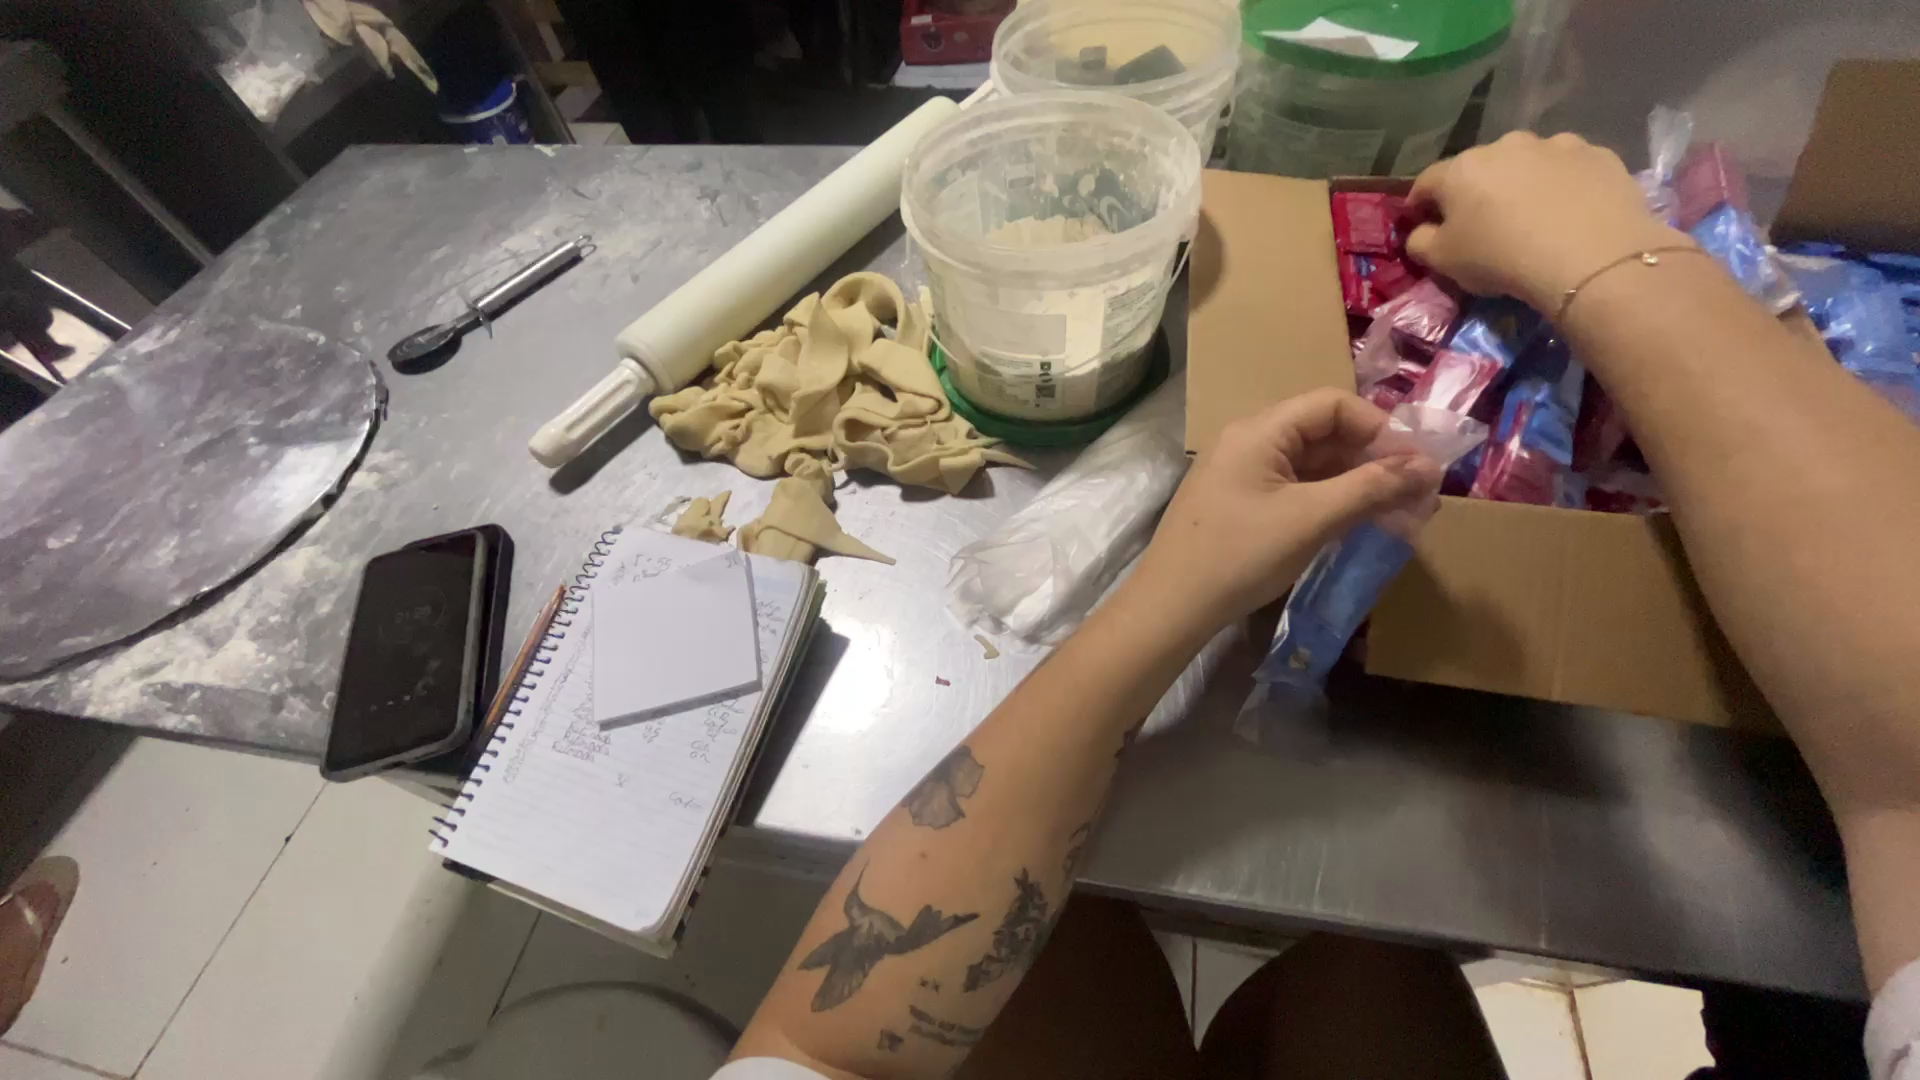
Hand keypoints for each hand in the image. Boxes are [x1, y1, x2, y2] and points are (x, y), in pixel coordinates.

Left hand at [1132, 390, 1441, 632]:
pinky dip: (1329, 502)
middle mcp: (1247, 443)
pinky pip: (1294, 490)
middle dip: (1374, 461)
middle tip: (1419, 496)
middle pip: (1323, 434)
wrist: (1172, 605)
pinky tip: (1360, 524)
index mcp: (1258, 431)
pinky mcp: (1240, 505)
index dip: (1379, 429)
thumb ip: (1371, 487)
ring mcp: (1241, 475)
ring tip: (1401, 515)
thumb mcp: (1312, 519)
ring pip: (1312, 466)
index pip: (1332, 405)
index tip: (1416, 467)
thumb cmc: (1240, 556)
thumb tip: (1429, 467)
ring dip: (1356, 485)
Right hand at [1405, 132, 1689, 312]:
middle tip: (1477, 223)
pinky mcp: (1597, 153)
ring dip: (1517, 183)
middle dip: (1471, 191)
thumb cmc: (1499, 257)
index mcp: (1460, 169)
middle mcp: (1505, 145)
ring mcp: (1556, 144)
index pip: (1425, 182)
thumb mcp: (1441, 261)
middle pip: (1477, 168)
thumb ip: (1419, 241)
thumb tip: (1421, 230)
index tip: (1421, 225)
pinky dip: (1557, 184)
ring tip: (1526, 215)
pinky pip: (1564, 168)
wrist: (1590, 256)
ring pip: (1524, 163)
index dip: (1418, 205)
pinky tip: (1563, 211)